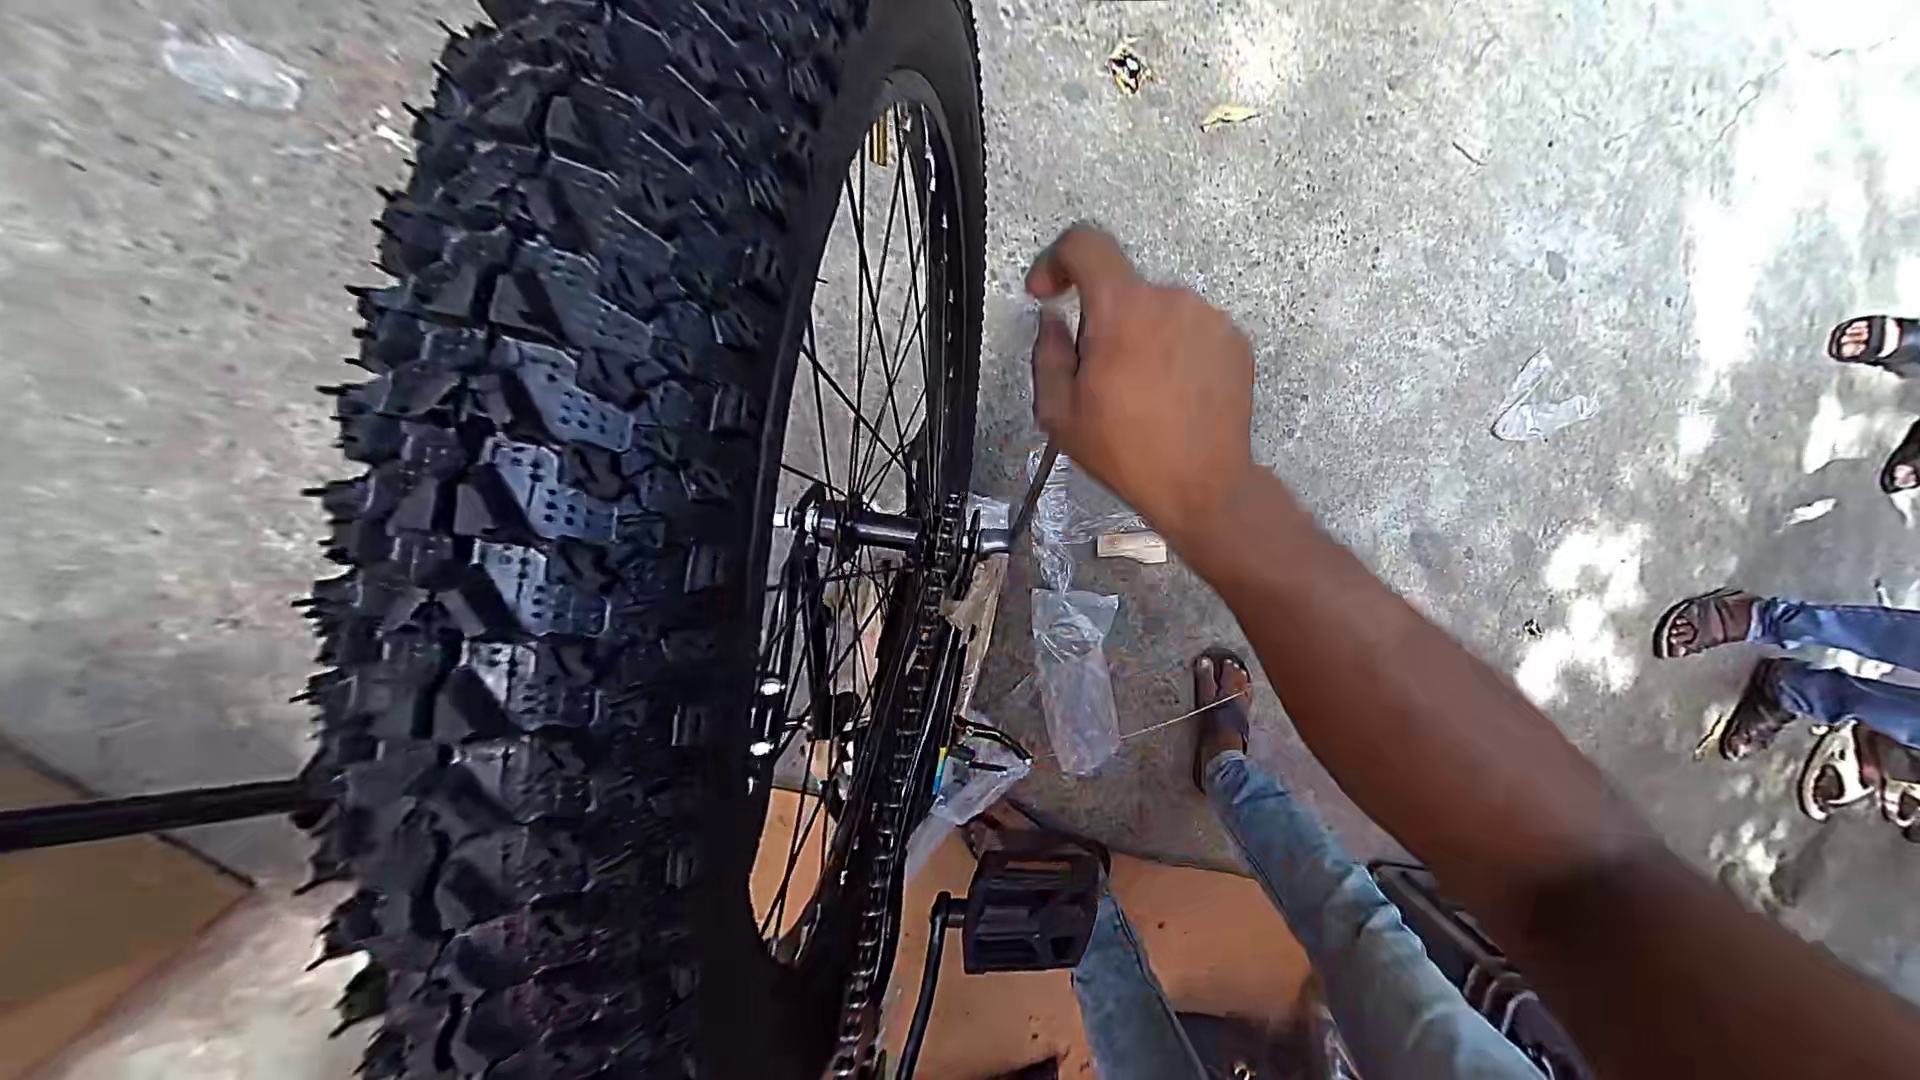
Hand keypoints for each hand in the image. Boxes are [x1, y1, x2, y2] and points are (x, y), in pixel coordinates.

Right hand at [1027, 223, 1257, 538]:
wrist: (1203, 485)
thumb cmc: (1124, 452)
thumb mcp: (1060, 414)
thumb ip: (1047, 355)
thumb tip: (1054, 322)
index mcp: (1123, 311)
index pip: (1086, 244)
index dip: (1057, 260)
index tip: (1048, 294)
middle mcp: (1171, 299)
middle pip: (1122, 289)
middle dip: (1101, 322)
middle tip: (1098, 377)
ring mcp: (1210, 318)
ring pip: (1157, 312)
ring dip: (1139, 338)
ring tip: (1140, 393)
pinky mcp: (1235, 341)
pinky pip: (1189, 331)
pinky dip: (1172, 351)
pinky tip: (1172, 395)